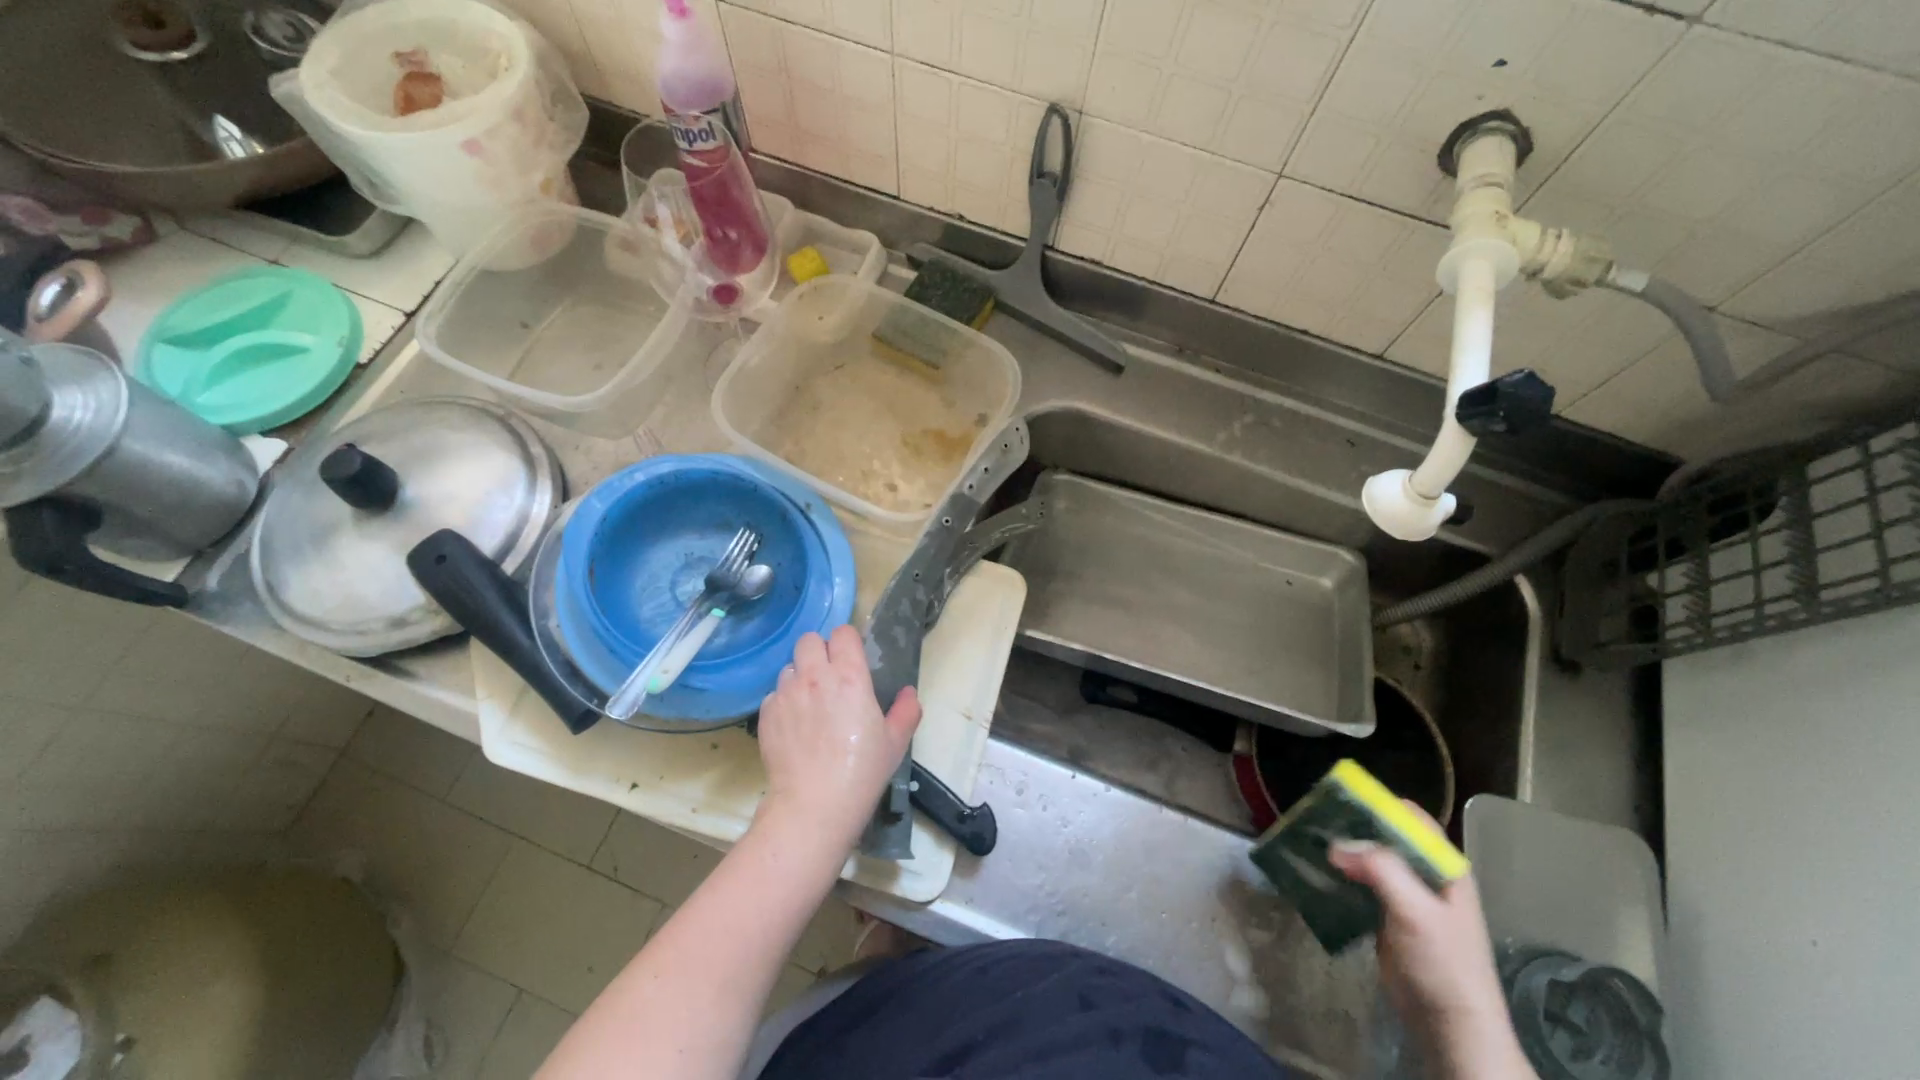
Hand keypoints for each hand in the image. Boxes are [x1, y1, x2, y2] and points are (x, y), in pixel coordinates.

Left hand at [756, 625, 921, 848]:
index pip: (843, 633)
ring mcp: (786, 693)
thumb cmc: (862, 772)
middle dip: (819, 651)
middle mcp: (814, 676)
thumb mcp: (895, 743)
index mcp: (850, 677)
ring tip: (810, 703)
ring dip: (800, 676)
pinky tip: (795, 726)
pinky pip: (774, 693)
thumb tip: (908, 693)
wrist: (814, 804)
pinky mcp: (766, 713)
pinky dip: (785, 701)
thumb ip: (906, 711)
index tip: (853, 660)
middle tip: (830, 676)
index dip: (848, 642)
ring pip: (789, 666)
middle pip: (809, 640)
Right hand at [1328, 806, 1534, 1079]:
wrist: (1450, 1025)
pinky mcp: (1388, 920)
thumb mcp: (1416, 911)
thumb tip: (1337, 844)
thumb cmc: (1443, 963)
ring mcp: (1407, 900)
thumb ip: (1381, 871)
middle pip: (1387, 840)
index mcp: (1444, 868)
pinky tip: (1316, 877)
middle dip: (1354, 829)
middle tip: (1315, 820)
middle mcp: (1427, 877)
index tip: (1341, 796)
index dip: (1380, 805)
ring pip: (1371, 864)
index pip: (1412, 821)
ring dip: (1344, 855)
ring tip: (1307, 844)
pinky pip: (1361, 890)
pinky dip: (1341, 880)